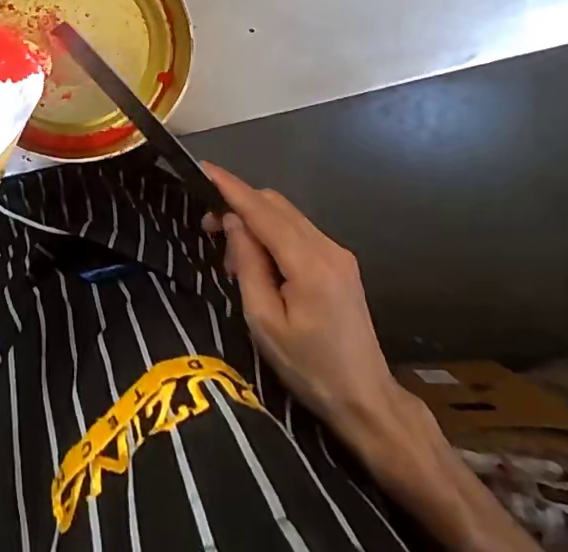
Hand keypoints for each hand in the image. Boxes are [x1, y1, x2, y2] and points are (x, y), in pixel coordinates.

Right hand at [205, 164, 543, 551]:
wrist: (365, 399)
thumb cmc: (309, 368)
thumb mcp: (265, 322)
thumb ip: (248, 265)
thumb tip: (232, 222)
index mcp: (309, 263)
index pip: (262, 210)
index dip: (230, 188)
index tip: (202, 169)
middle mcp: (327, 247)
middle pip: (275, 204)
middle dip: (238, 204)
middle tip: (206, 228)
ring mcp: (337, 253)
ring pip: (287, 215)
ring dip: (254, 220)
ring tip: (228, 254)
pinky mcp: (339, 263)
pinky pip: (298, 232)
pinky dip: (271, 234)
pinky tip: (257, 261)